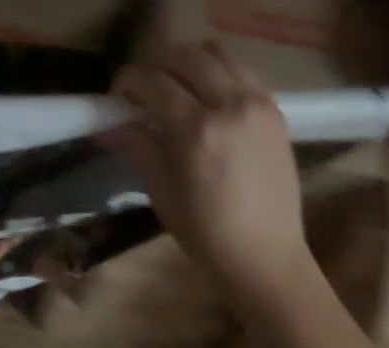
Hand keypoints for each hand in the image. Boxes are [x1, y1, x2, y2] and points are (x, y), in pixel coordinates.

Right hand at [114, 44, 311, 288]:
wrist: (264, 254)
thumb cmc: (206, 237)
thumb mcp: (164, 197)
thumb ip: (141, 150)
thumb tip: (114, 125)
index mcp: (195, 132)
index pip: (154, 83)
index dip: (129, 83)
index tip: (118, 97)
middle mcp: (228, 105)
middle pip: (185, 57)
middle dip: (157, 66)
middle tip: (143, 90)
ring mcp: (257, 102)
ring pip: (217, 54)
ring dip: (189, 62)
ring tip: (176, 88)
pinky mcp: (274, 109)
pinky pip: (243, 70)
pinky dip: (219, 72)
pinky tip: (209, 98)